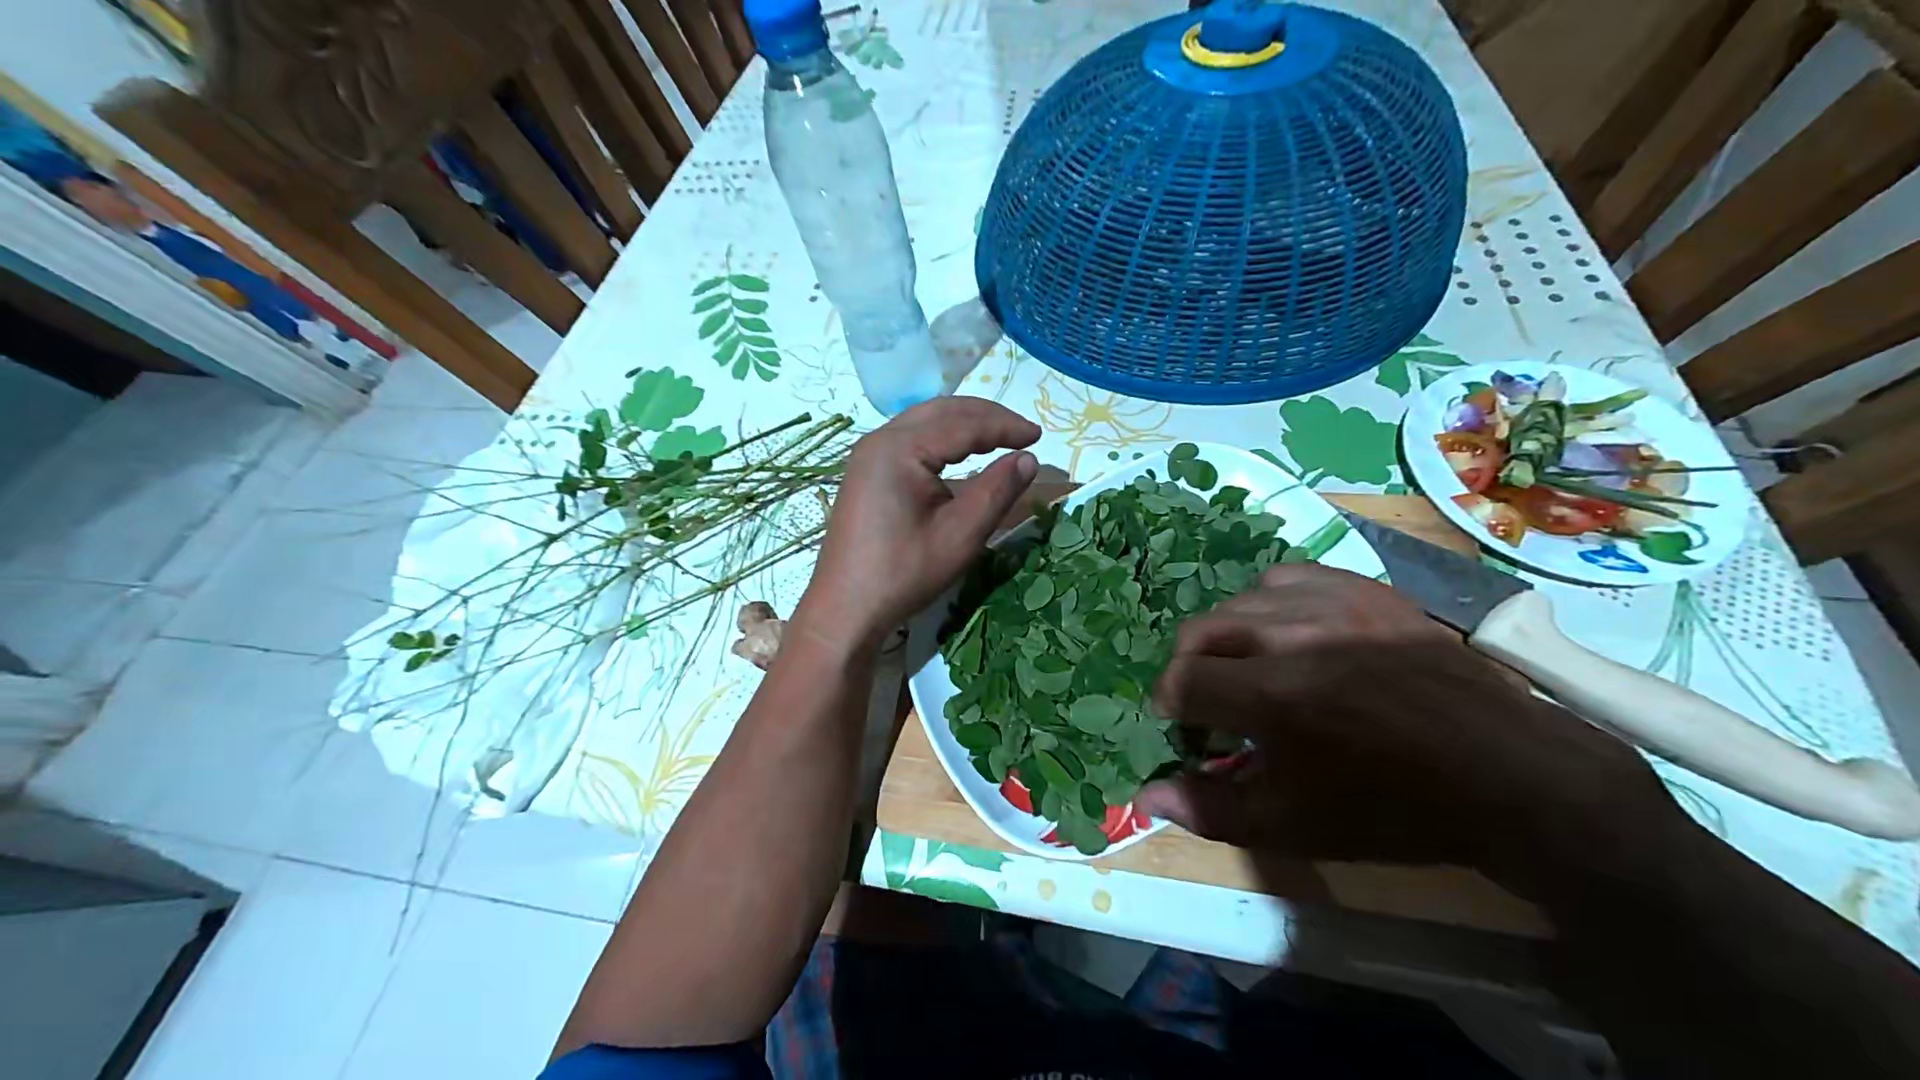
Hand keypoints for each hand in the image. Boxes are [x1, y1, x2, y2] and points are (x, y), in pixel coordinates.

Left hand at [793, 397, 1039, 654]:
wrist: (845, 609)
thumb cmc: (903, 573)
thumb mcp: (960, 535)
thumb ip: (997, 491)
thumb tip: (1029, 459)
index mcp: (899, 449)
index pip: (963, 423)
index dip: (1005, 427)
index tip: (1039, 436)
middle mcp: (879, 440)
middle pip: (941, 412)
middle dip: (986, 417)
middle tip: (1023, 433)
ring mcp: (867, 455)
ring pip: (924, 422)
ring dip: (964, 425)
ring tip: (1000, 438)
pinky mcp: (865, 472)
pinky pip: (910, 440)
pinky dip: (942, 440)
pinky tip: (961, 454)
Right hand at [1139, 564, 1686, 886]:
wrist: (1509, 774)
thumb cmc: (1394, 808)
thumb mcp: (1295, 824)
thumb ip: (1211, 808)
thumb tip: (1146, 796)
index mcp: (1274, 694)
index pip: (1182, 681)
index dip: (1173, 707)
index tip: (1190, 728)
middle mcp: (1293, 635)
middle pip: (1200, 630)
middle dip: (1192, 668)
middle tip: (1213, 700)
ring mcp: (1334, 602)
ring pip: (1240, 599)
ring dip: (1229, 635)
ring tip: (1251, 665)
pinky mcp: (1366, 588)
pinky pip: (1289, 576)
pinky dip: (1271, 602)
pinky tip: (1289, 630)